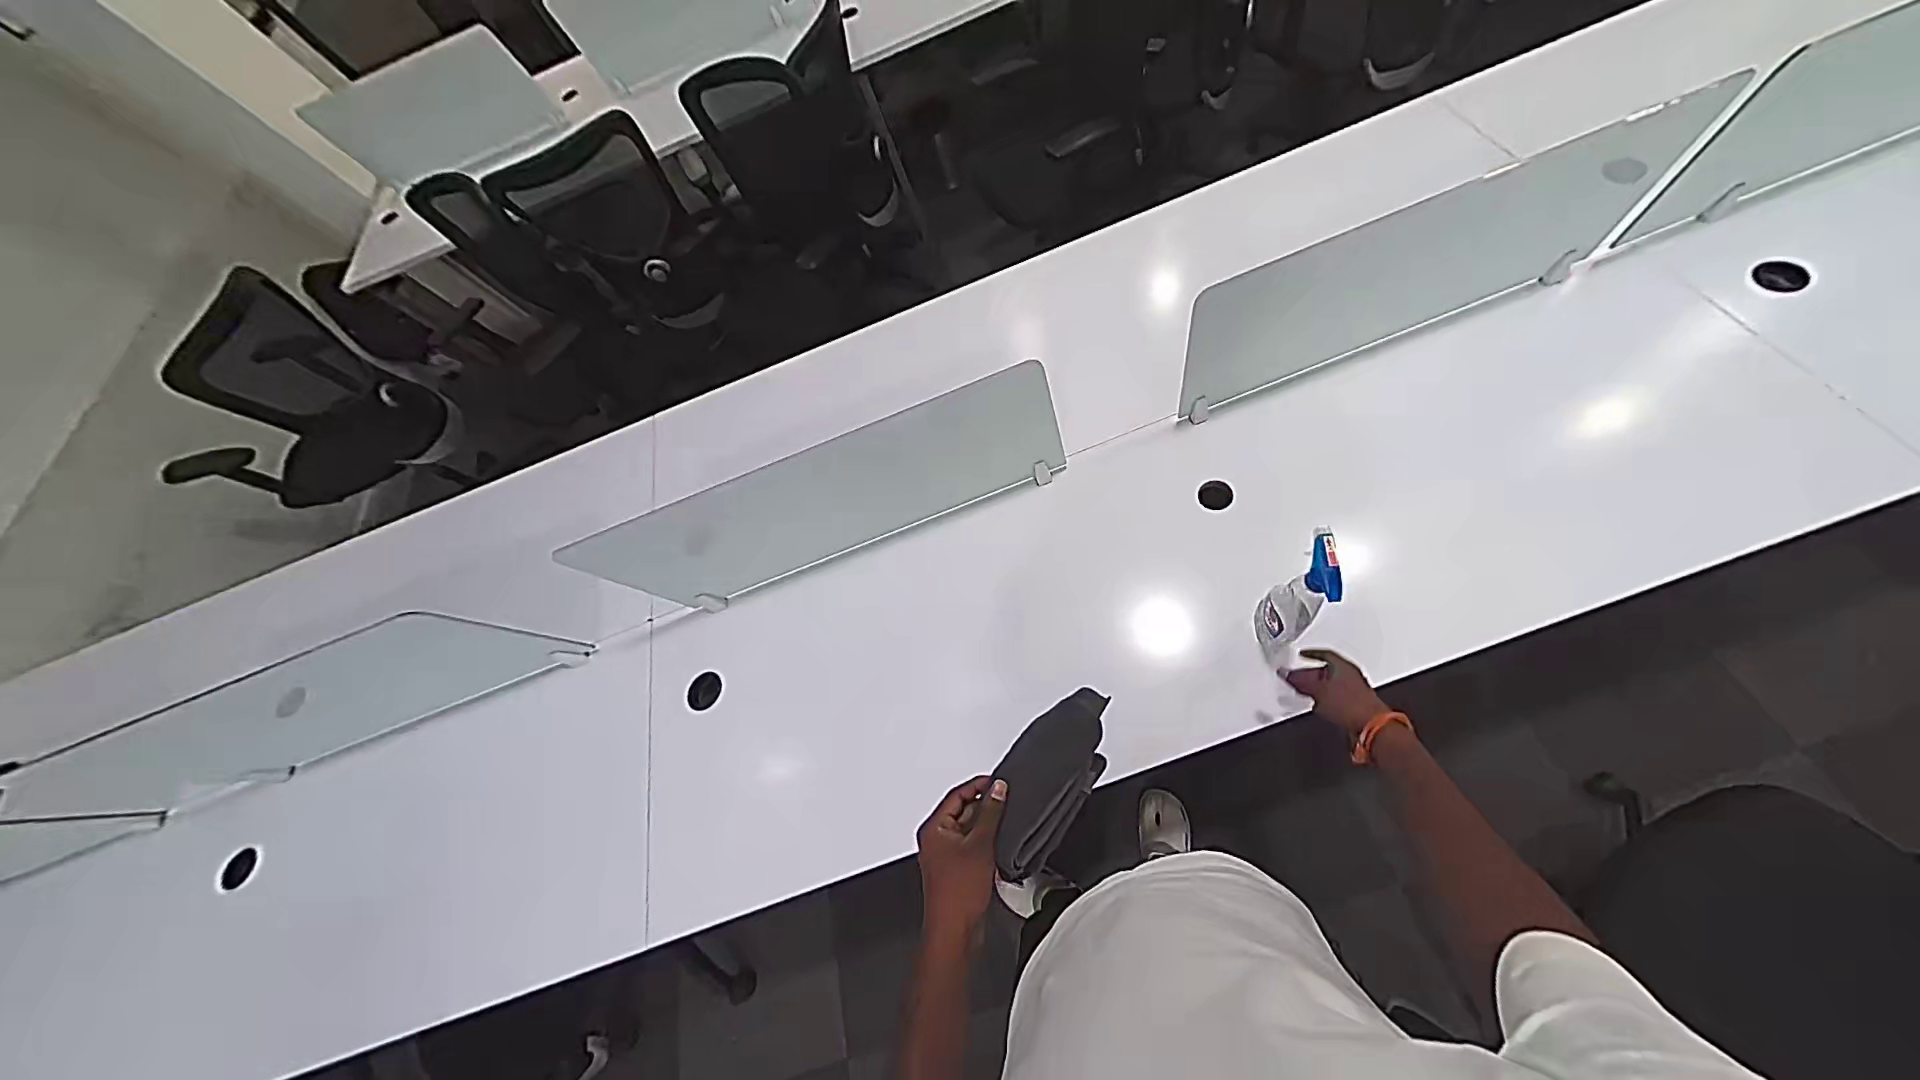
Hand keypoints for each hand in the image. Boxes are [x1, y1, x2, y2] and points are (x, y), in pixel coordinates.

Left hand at [916, 775, 1006, 936]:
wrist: (956, 932)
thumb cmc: (957, 894)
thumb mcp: (979, 844)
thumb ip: (990, 813)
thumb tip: (997, 790)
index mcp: (934, 829)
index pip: (956, 795)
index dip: (977, 785)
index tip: (996, 781)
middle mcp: (938, 840)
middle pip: (963, 811)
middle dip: (984, 805)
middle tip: (1005, 798)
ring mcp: (948, 856)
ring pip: (969, 829)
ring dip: (987, 824)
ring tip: (1006, 819)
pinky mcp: (959, 869)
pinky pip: (973, 846)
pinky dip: (986, 841)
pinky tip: (1000, 843)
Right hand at [1284, 648, 1392, 740]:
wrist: (1370, 727)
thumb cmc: (1351, 705)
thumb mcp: (1317, 690)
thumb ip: (1299, 681)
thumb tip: (1285, 673)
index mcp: (1344, 667)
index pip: (1325, 654)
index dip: (1312, 653)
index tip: (1303, 654)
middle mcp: (1351, 677)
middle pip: (1327, 670)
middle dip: (1310, 673)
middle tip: (1297, 676)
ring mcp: (1354, 692)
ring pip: (1331, 685)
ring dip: (1317, 687)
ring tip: (1305, 691)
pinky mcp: (1355, 706)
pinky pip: (1336, 697)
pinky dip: (1325, 698)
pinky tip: (1319, 705)